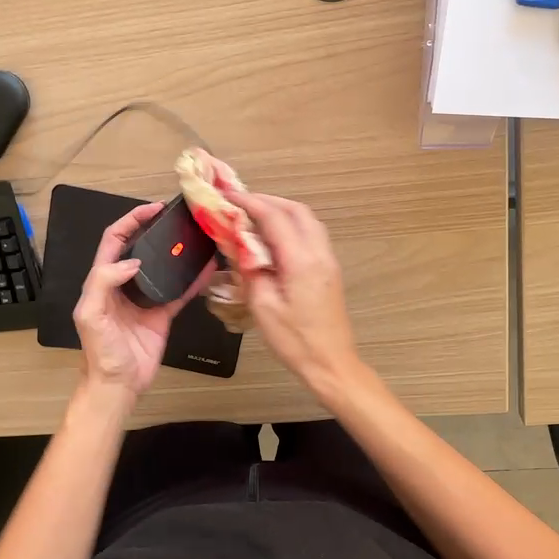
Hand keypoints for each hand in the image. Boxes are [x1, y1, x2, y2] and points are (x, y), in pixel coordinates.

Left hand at [73, 202, 213, 395]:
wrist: (118, 384)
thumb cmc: (99, 351)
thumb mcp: (90, 314)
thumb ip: (103, 282)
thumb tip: (132, 261)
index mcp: (102, 281)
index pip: (114, 241)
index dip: (130, 221)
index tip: (151, 209)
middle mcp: (123, 285)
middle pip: (140, 249)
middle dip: (154, 230)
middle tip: (175, 218)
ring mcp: (145, 299)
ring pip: (162, 268)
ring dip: (175, 253)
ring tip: (192, 236)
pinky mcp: (162, 314)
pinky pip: (179, 293)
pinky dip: (193, 281)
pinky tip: (206, 269)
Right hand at [226, 191, 361, 391]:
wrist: (331, 363)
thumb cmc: (295, 341)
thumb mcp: (262, 306)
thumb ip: (251, 269)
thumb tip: (239, 243)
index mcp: (301, 260)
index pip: (274, 217)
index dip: (249, 202)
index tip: (226, 195)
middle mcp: (319, 253)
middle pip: (296, 210)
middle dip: (267, 200)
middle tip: (239, 203)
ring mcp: (328, 260)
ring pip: (306, 220)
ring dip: (281, 210)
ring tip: (254, 216)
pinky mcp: (329, 270)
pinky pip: (311, 234)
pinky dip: (291, 225)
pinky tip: (272, 237)